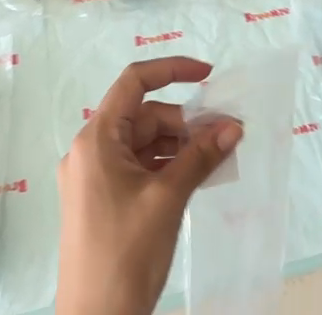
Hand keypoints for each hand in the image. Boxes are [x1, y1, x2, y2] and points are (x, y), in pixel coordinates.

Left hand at [56, 57, 243, 314]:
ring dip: (180, 146)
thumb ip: (200, 156)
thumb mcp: (168, 198)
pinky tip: (196, 177)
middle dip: (185, 121)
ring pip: (144, 144)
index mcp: (96, 139)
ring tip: (216, 158)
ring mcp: (93, 178)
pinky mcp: (102, 201)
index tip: (208, 75)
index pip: (134, 82)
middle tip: (225, 134)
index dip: (172, 70)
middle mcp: (90, 151)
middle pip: (144, 117)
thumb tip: (232, 127)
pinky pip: (139, 168)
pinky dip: (167, 167)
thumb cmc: (126, 252)